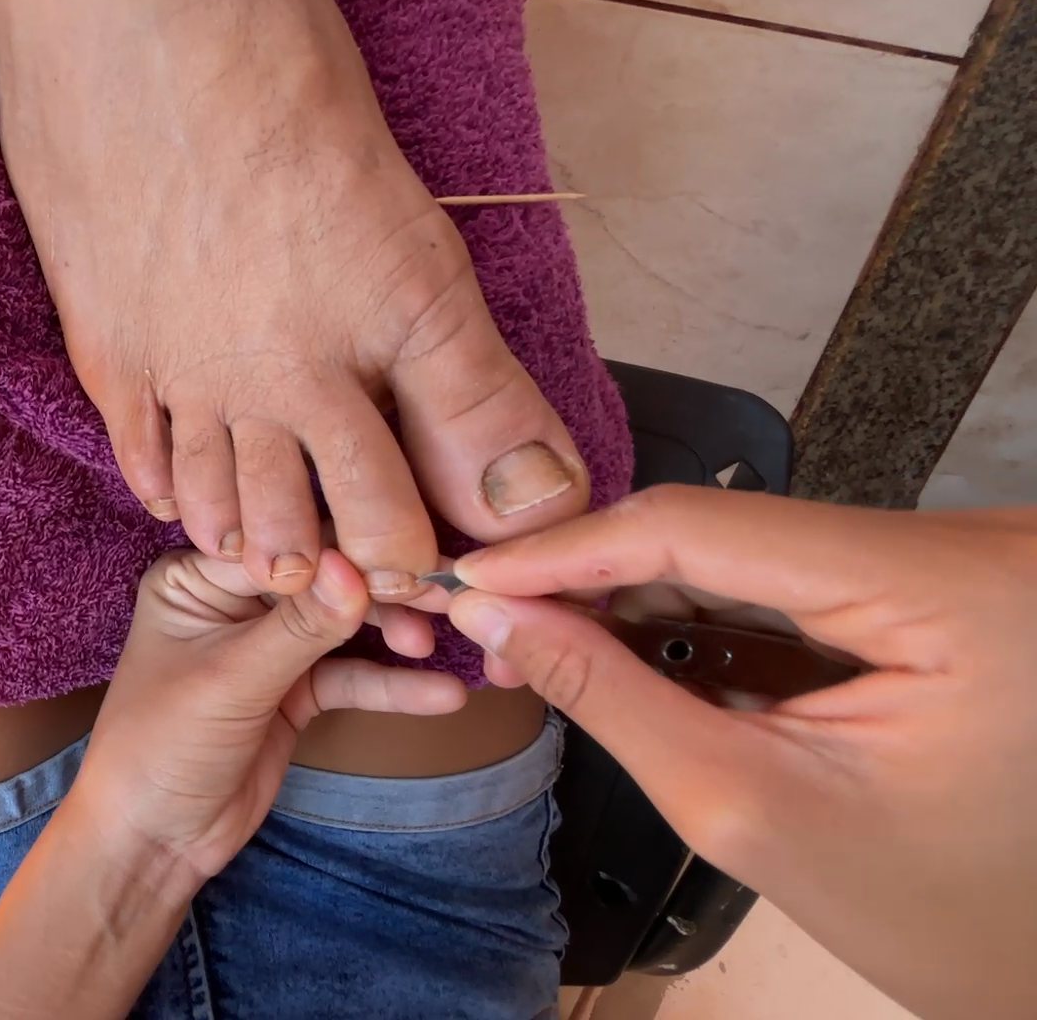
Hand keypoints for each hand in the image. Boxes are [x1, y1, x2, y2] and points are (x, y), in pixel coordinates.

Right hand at [0, 0, 589, 597]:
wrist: (139, 18)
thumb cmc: (287, 94)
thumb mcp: (420, 240)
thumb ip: (472, 382)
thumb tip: (532, 500)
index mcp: (350, 358)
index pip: (398, 511)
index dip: (422, 562)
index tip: (432, 586)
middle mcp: (259, 385)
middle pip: (301, 520)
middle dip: (336, 572)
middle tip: (349, 601)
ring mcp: (173, 369)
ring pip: (218, 495)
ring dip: (251, 541)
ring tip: (271, 568)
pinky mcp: (106, 347)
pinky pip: (138, 448)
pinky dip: (165, 488)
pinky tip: (176, 503)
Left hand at [76, 548, 467, 881]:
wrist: (154, 838)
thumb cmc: (163, 745)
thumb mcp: (230, 680)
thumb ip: (298, 629)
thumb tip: (357, 570)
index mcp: (193, 578)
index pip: (274, 546)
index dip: (338, 551)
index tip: (403, 559)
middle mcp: (229, 601)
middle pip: (314, 581)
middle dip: (374, 590)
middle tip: (444, 596)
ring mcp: (264, 645)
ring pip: (337, 625)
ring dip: (389, 632)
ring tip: (443, 639)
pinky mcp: (291, 689)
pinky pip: (346, 677)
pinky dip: (389, 686)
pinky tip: (442, 693)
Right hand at [442, 486, 1036, 1019]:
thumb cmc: (934, 913)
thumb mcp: (738, 804)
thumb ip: (599, 692)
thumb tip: (486, 611)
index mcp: (963, 591)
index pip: (697, 527)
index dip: (561, 549)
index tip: (468, 577)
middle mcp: (972, 542)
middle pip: (709, 529)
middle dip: (581, 579)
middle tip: (491, 621)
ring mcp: (951, 555)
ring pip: (724, 545)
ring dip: (618, 594)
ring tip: (540, 642)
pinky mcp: (923, 576)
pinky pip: (759, 570)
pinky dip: (673, 606)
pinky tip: (615, 643)